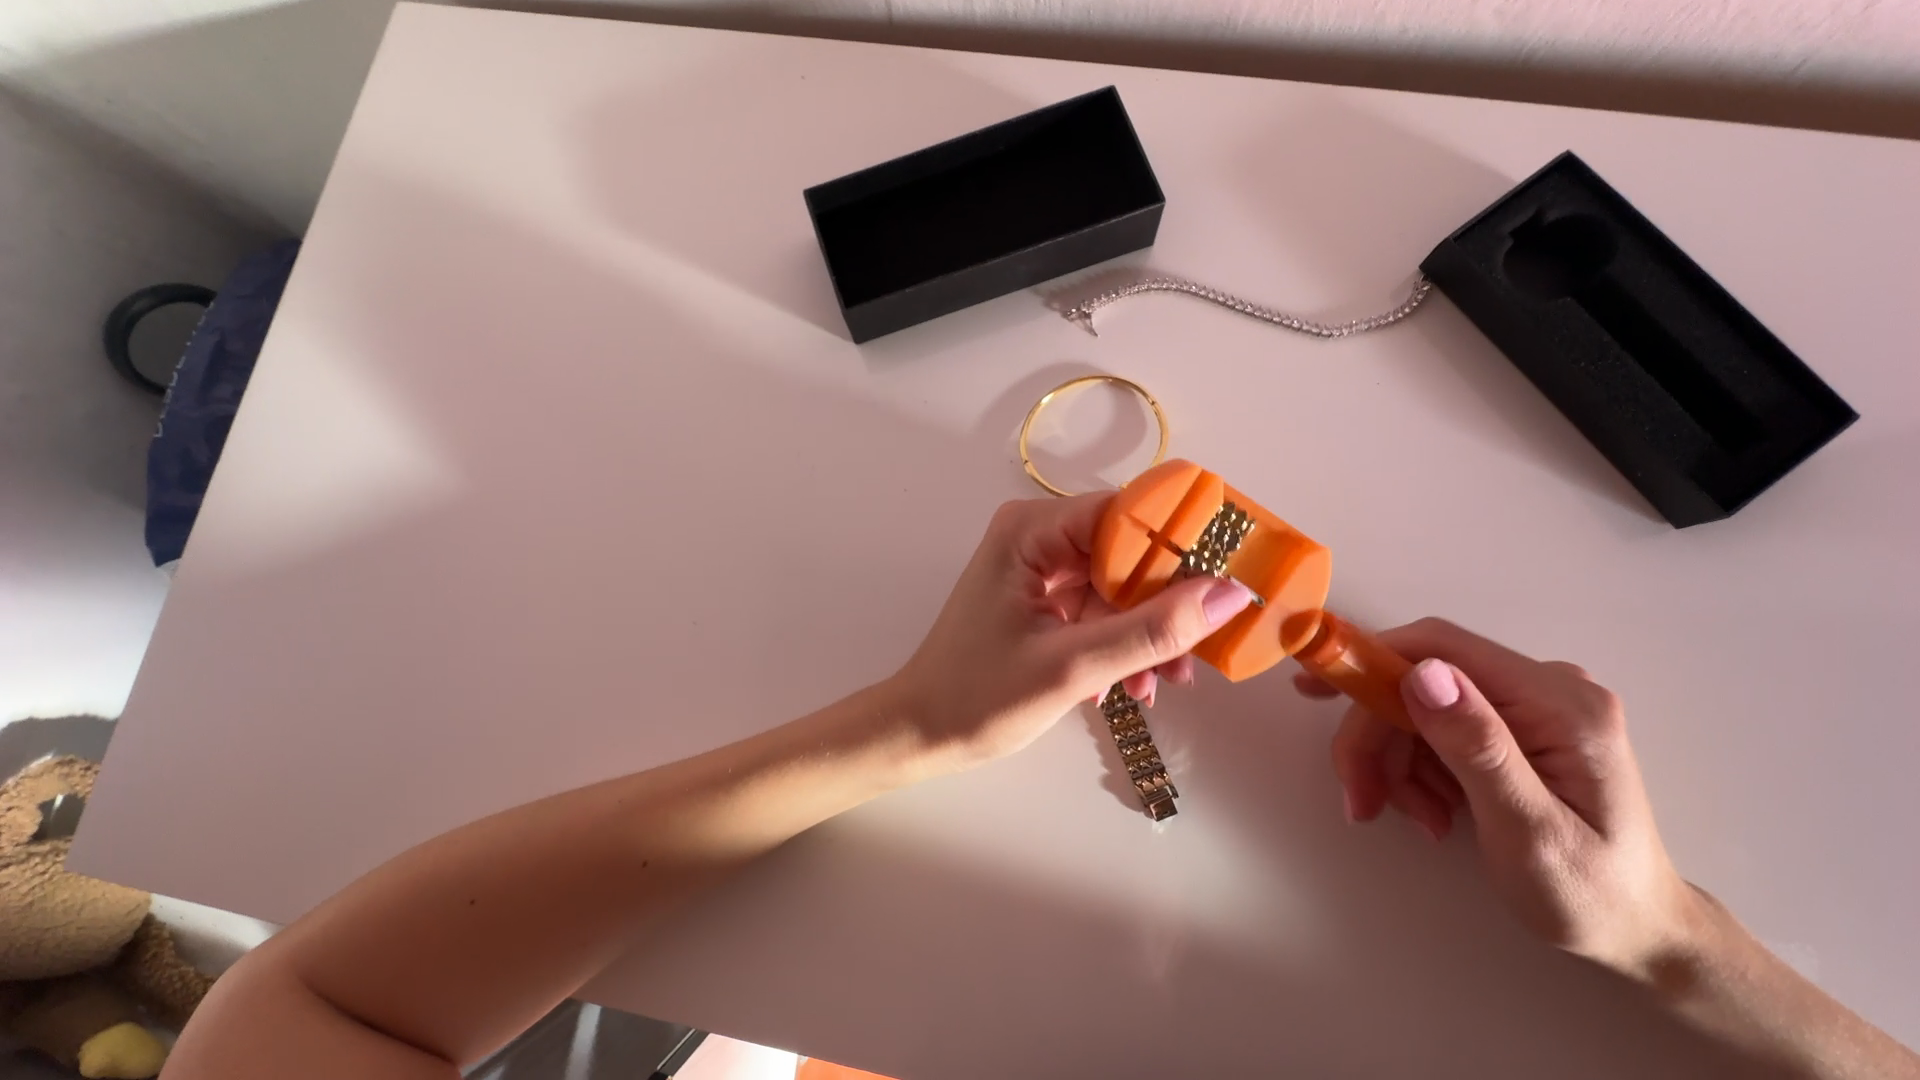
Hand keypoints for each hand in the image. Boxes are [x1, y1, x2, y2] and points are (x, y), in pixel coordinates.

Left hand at [895, 495, 1253, 772]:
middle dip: (1164, 607)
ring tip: (1163, 687)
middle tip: (1194, 656)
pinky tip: (1131, 688)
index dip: (1180, 545)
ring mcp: (1039, 568)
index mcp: (1031, 530)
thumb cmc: (979, 698)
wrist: (921, 734)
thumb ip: (1151, 631)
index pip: (1127, 513)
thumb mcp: (1073, 667)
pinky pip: (1099, 609)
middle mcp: (1037, 535)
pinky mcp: (1042, 599)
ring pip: (1120, 586)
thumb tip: (1229, 594)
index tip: (1225, 586)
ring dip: (1146, 634)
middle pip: (1127, 552)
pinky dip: (1120, 644)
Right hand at [1302, 618, 1697, 977]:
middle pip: (1417, 683)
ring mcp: (1529, 704)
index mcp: (1558, 702)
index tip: (1312, 689)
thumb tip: (1424, 674)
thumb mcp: (1529, 832)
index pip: (1440, 647)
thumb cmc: (1588, 895)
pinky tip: (1431, 808)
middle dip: (1377, 739)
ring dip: (1394, 762)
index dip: (1368, 659)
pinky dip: (1414, 767)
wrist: (1639, 932)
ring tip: (1413, 817)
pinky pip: (1432, 726)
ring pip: (1416, 708)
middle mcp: (1544, 687)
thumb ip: (1478, 749)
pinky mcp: (1513, 724)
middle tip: (1360, 800)